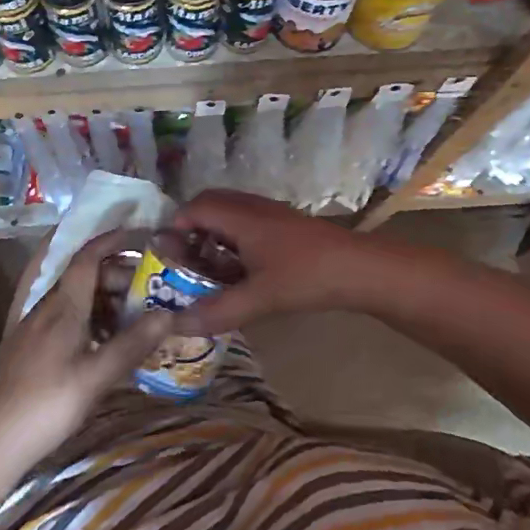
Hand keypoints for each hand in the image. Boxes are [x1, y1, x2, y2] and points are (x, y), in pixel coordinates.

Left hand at [0, 230, 170, 466]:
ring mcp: (32, 327)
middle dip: (113, 273)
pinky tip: (101, 339)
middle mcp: (44, 308)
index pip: (86, 258)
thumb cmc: (46, 404)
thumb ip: (131, 344)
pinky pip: (61, 316)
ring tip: (131, 313)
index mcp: (61, 306)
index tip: (137, 234)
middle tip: (146, 287)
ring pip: (70, 297)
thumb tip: (168, 314)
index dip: (110, 241)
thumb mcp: (95, 376)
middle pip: (80, 275)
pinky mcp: (26, 346)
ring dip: (100, 296)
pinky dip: (85, 316)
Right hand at [168, 190, 379, 333]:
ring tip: (207, 267)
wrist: (361, 270)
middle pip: (209, 205)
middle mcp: (252, 207)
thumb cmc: (306, 277)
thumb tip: (177, 325)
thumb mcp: (259, 298)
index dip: (175, 227)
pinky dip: (233, 239)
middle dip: (191, 229)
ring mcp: (271, 214)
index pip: (194, 208)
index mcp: (240, 217)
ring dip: (213, 234)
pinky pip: (246, 222)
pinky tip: (239, 269)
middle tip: (184, 259)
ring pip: (229, 213)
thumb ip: (217, 311)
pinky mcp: (285, 225)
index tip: (168, 255)